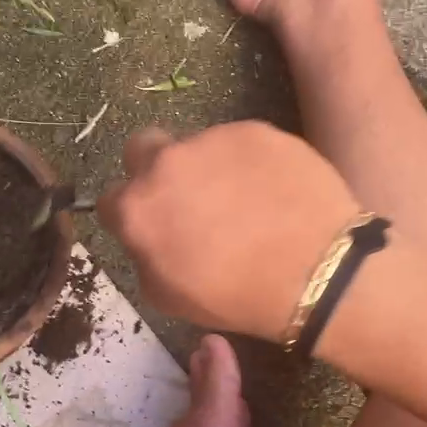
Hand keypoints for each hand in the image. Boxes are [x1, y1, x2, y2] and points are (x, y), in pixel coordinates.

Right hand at [97, 121, 360, 338]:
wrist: (316, 272)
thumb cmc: (234, 296)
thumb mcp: (165, 297)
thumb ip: (142, 256)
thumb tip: (147, 238)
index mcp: (136, 209)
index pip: (110, 199)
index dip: (127, 214)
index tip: (149, 226)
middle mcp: (164, 165)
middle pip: (140, 149)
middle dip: (151, 168)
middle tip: (183, 196)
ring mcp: (210, 141)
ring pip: (194, 146)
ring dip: (205, 166)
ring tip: (241, 199)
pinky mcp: (253, 130)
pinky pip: (237, 142)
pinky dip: (245, 162)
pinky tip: (269, 189)